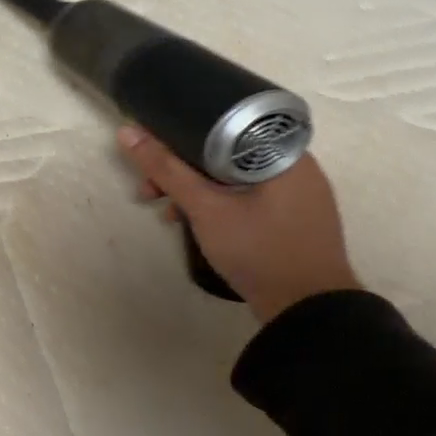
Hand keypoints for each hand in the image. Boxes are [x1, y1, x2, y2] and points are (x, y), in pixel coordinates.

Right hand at [117, 124, 359, 322]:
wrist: (308, 311)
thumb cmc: (260, 250)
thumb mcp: (204, 207)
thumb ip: (166, 169)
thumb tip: (127, 131)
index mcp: (284, 156)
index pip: (225, 124)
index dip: (181, 133)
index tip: (153, 151)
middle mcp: (295, 169)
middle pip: (223, 152)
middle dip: (179, 167)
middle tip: (150, 187)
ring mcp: (295, 196)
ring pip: (230, 176)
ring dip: (192, 187)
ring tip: (164, 209)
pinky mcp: (290, 218)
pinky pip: (243, 195)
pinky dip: (214, 201)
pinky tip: (190, 220)